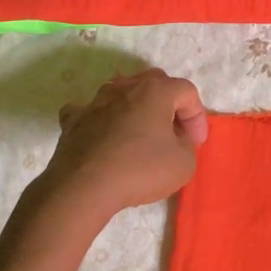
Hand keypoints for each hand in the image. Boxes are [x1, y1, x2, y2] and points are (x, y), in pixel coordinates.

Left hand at [31, 69, 208, 221]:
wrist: (84, 186)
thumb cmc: (140, 169)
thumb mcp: (184, 163)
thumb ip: (187, 144)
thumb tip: (175, 139)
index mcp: (155, 90)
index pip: (187, 92)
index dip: (197, 117)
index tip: (196, 143)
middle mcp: (124, 87)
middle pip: (154, 84)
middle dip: (169, 105)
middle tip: (174, 133)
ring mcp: (95, 101)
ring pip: (121, 93)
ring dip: (135, 110)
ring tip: (141, 135)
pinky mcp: (74, 120)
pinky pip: (91, 111)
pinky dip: (101, 120)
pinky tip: (103, 134)